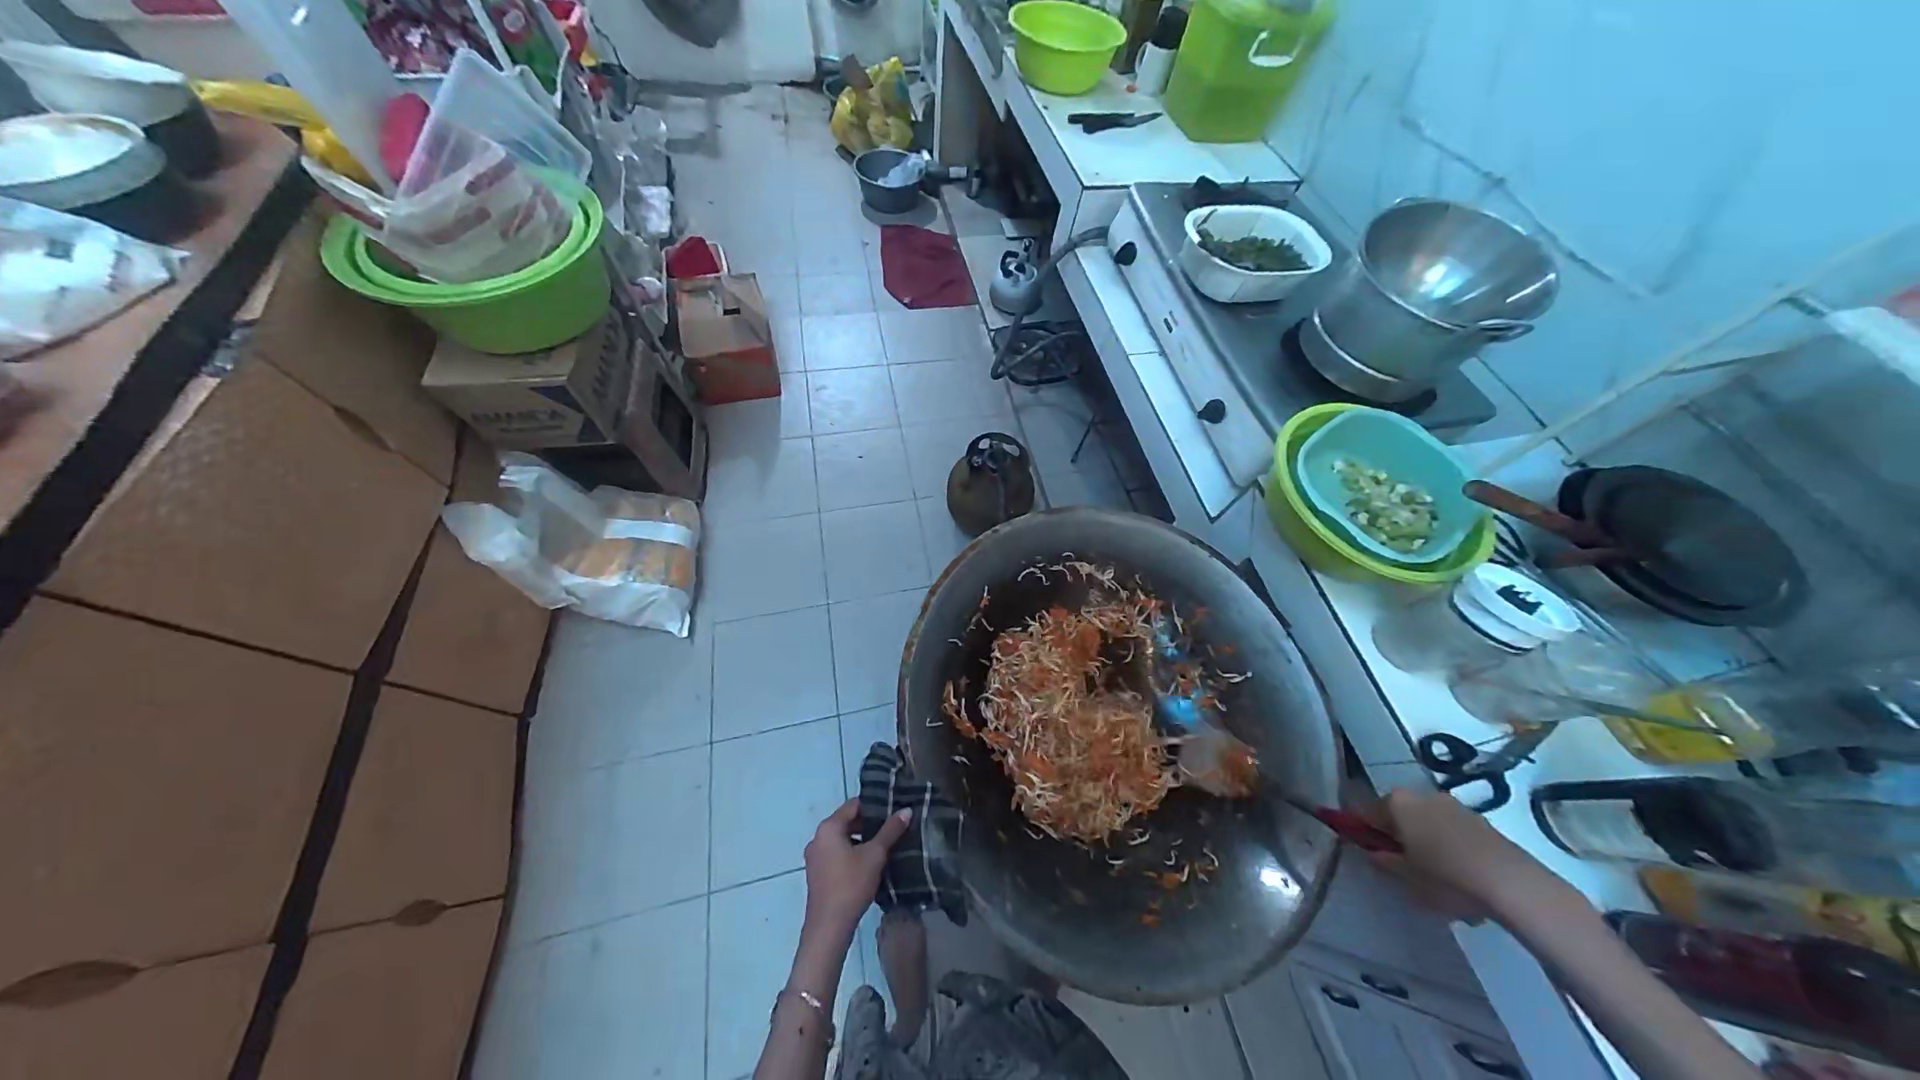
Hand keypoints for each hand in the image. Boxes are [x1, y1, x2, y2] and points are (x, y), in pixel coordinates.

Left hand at [802, 799, 912, 937]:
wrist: (829, 926)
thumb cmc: (851, 884)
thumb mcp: (875, 855)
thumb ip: (890, 830)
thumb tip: (906, 810)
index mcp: (828, 828)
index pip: (853, 805)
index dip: (874, 806)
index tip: (893, 811)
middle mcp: (817, 838)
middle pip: (847, 821)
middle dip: (869, 825)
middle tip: (893, 829)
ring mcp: (815, 857)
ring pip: (842, 839)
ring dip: (862, 841)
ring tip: (885, 847)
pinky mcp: (817, 874)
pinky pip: (836, 854)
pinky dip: (852, 854)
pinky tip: (870, 865)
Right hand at [1365, 788, 1574, 925]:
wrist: (1514, 885)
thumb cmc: (1447, 878)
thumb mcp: (1404, 876)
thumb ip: (1381, 860)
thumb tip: (1373, 851)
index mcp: (1396, 802)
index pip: (1365, 812)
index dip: (1361, 833)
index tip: (1367, 853)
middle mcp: (1422, 795)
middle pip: (1397, 814)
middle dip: (1396, 836)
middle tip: (1402, 867)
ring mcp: (1454, 806)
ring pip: (1425, 822)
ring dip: (1423, 841)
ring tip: (1435, 876)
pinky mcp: (1481, 821)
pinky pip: (1451, 830)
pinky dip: (1448, 846)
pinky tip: (1460, 875)